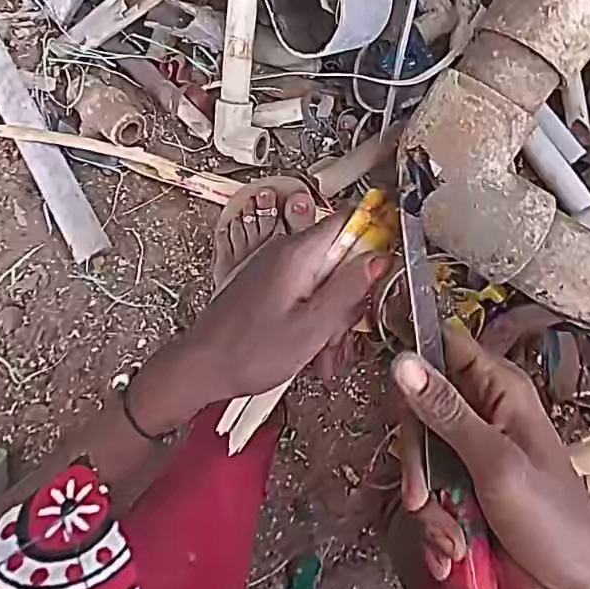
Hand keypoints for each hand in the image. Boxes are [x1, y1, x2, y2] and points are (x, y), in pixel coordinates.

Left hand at [128, 209, 390, 432]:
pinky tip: (311, 352)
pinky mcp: (268, 286)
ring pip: (323, 282)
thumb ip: (349, 289)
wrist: (200, 368)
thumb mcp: (312, 326)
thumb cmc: (250, 351)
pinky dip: (313, 320)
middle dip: (351, 297)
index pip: (347, 220)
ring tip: (323, 357)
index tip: (389, 263)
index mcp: (296, 254)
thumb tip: (380, 257)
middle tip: (344, 336)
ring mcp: (275, 269)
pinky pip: (304, 294)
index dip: (374, 235)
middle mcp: (285, 253)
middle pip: (338, 259)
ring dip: (332, 318)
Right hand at [392, 321, 589, 588]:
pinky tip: (452, 546)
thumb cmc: (556, 525)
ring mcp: (470, 449)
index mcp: (500, 388)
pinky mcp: (462, 484)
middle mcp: (482, 410)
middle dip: (416, 457)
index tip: (392, 389)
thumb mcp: (497, 463)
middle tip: (422, 492)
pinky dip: (433, 520)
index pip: (443, 345)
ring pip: (419, 452)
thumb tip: (403, 362)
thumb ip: (446, 412)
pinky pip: (427, 487)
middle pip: (419, 405)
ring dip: (427, 499)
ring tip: (451, 535)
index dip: (412, 359)